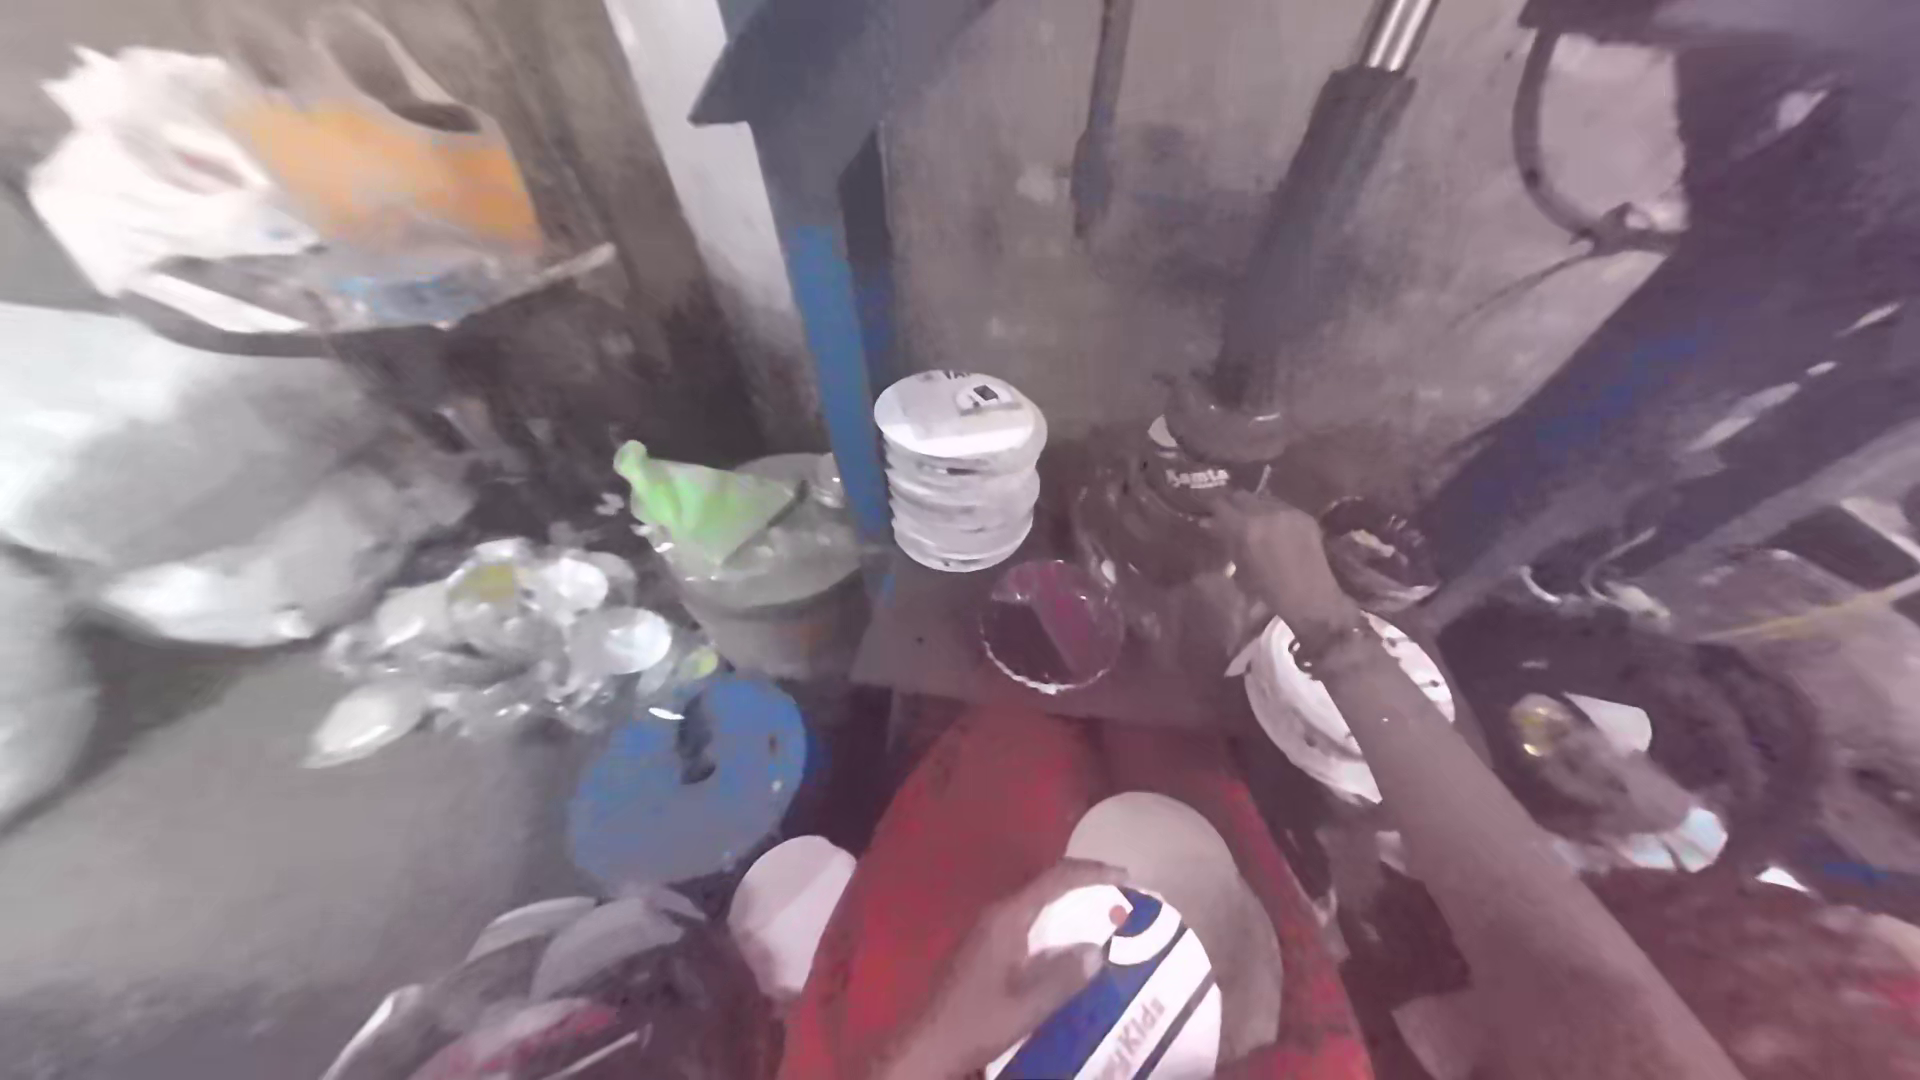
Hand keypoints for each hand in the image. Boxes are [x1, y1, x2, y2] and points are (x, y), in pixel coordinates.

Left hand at [876, 859, 1126, 1079]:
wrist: (930, 1041)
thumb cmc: (977, 1021)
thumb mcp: (1026, 1006)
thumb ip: (1063, 977)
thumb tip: (1098, 948)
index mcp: (1007, 916)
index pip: (1054, 879)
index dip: (1091, 872)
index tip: (1124, 875)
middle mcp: (999, 911)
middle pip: (1047, 882)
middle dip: (1084, 881)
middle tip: (1120, 890)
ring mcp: (992, 925)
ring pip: (1038, 898)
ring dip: (1070, 898)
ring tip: (1104, 909)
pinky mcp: (990, 941)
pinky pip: (1030, 915)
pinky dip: (1056, 917)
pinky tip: (1070, 938)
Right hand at [1210, 491, 1361, 639]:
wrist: (1310, 596)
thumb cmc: (1267, 589)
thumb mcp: (1238, 564)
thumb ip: (1224, 539)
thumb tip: (1207, 522)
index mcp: (1246, 527)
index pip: (1220, 504)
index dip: (1210, 505)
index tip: (1205, 509)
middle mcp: (1267, 513)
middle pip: (1240, 495)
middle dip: (1231, 503)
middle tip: (1225, 513)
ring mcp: (1288, 512)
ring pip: (1261, 498)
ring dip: (1251, 506)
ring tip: (1249, 519)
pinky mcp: (1304, 515)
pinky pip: (1280, 506)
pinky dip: (1270, 512)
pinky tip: (1270, 526)